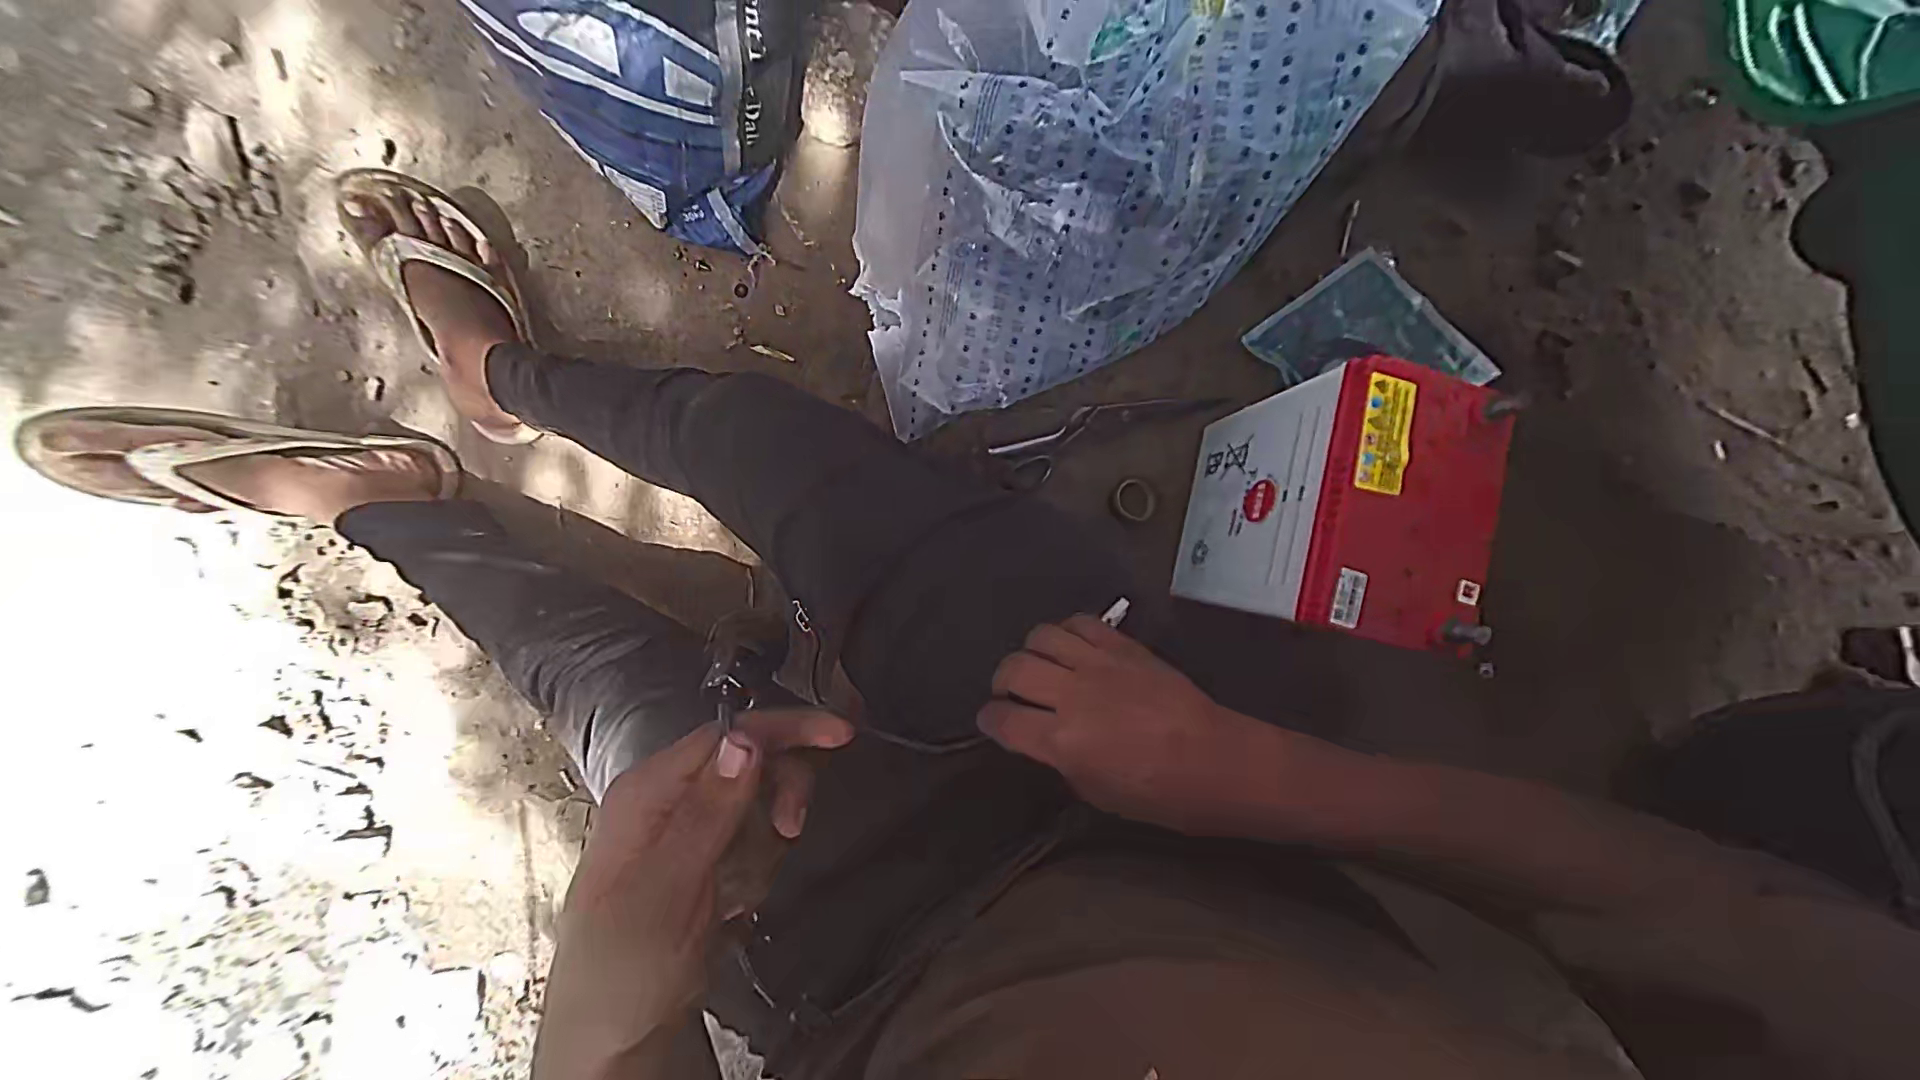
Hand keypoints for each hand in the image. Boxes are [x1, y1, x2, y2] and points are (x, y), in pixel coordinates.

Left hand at [533, 711, 851, 1079]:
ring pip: (763, 798)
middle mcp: (670, 795)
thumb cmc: (622, 973)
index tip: (839, 732)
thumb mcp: (664, 892)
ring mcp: (690, 823)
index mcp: (649, 790)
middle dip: (781, 792)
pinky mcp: (709, 850)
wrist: (613, 1041)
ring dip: (767, 843)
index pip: (730, 733)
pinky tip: (735, 900)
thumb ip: (707, 811)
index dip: (787, 728)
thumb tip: (744, 739)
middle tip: (791, 828)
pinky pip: (758, 835)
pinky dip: (761, 865)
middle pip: (754, 759)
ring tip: (738, 892)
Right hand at [977, 615, 1279, 834]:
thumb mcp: (1098, 794)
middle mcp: (1072, 696)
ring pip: (1040, 636)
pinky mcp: (1122, 645)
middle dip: (1002, 682)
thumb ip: (1060, 761)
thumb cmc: (1161, 795)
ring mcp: (1098, 664)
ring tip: (1041, 666)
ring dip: (1030, 652)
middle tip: (1012, 693)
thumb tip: (1041, 739)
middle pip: (1013, 669)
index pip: (1002, 720)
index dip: (989, 721)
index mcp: (1063, 742)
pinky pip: (1078, 622)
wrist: (1218, 760)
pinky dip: (1065, 631)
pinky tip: (1071, 648)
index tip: (992, 721)